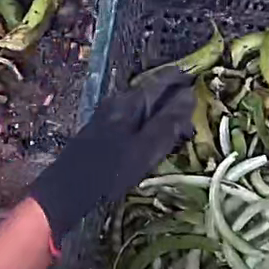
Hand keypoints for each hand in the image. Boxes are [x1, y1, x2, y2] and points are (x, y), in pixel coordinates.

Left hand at [26, 71, 195, 237]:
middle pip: (153, 93)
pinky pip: (133, 118)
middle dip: (174, 101)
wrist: (68, 188)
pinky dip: (148, 124)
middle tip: (192, 118)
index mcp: (131, 101)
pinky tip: (152, 141)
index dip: (182, 80)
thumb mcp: (146, 148)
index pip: (163, 80)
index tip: (199, 84)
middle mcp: (119, 101)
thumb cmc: (111, 170)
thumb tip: (190, 94)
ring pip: (143, 107)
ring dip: (161, 115)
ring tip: (177, 133)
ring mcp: (109, 114)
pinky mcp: (103, 128)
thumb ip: (169, 121)